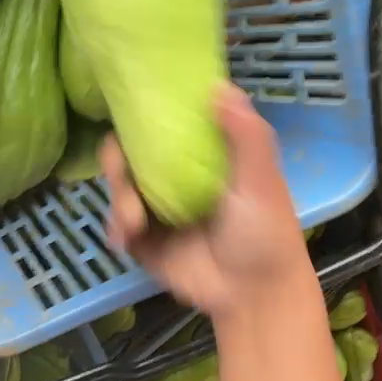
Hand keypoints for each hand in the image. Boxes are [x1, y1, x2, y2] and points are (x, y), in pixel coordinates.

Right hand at [103, 84, 315, 319]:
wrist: (251, 294)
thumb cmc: (265, 233)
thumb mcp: (261, 181)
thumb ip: (244, 135)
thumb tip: (217, 86)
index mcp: (201, 157)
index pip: (163, 127)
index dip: (144, 119)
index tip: (131, 115)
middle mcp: (173, 179)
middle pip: (129, 157)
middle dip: (118, 165)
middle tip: (122, 176)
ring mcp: (155, 211)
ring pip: (118, 191)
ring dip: (119, 202)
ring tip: (134, 225)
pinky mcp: (142, 243)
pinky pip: (116, 227)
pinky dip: (116, 229)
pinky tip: (127, 240)